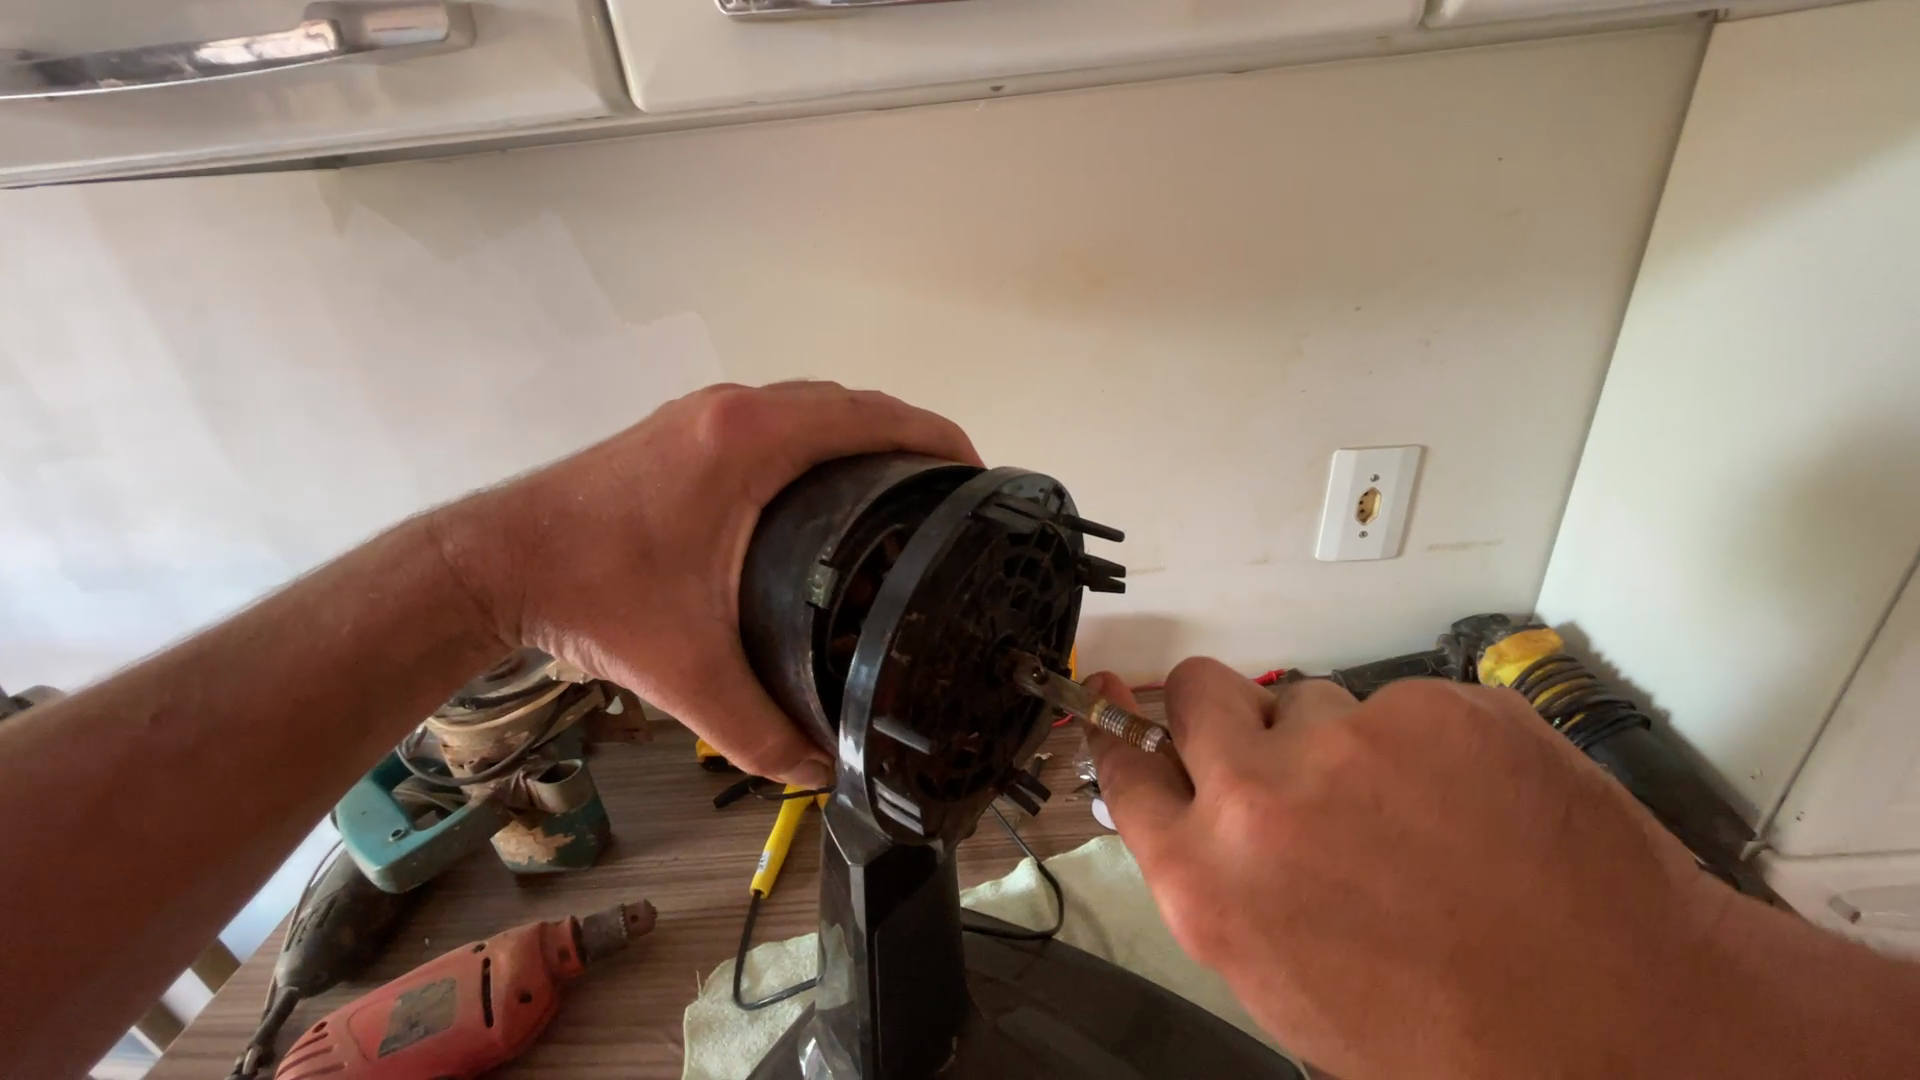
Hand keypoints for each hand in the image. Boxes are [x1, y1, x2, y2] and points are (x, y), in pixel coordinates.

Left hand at [432, 382, 978, 788]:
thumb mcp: (687, 672)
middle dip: (912, 435)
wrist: (494, 561)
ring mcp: (708, 411)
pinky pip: (782, 413)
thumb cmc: (592, 597)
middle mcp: (736, 409)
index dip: (936, 439)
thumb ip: (761, 730)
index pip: (872, 418)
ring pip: (815, 402)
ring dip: (867, 430)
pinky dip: (824, 434)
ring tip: (904, 486)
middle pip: (852, 401)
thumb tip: (821, 774)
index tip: (977, 475)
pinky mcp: (688, 425)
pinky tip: (832, 483)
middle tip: (949, 492)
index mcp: (752, 443)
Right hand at [1086, 663, 1733, 1078]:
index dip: (1123, 729)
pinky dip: (1427, 743)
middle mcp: (1257, 798)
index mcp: (1208, 882)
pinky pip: (1403, 704)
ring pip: (1311, 698)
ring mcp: (1353, 740)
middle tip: (1274, 745)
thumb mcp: (1283, 981)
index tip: (1119, 698)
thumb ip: (1219, 880)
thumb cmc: (1439, 1038)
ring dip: (1338, 741)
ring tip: (1413, 811)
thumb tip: (1194, 806)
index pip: (1125, 766)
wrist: (1639, 1036)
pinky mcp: (1442, 705)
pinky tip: (1479, 806)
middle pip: (1196, 688)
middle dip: (1221, 710)